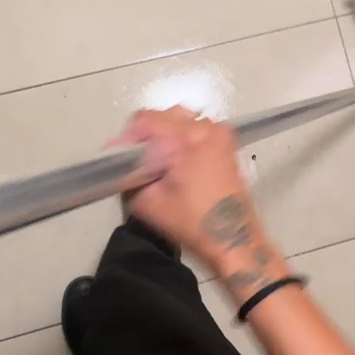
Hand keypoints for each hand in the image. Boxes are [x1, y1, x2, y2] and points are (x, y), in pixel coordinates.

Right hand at [115, 108, 289, 301]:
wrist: (234, 238)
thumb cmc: (191, 222)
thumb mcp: (146, 202)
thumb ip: (128, 176)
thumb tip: (120, 161)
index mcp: (185, 137)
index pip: (144, 119)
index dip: (128, 138)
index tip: (122, 159)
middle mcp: (205, 127)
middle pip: (164, 116)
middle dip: (147, 135)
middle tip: (139, 162)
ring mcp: (220, 134)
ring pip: (182, 121)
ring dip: (167, 137)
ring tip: (160, 164)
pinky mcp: (227, 145)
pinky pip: (198, 131)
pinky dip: (184, 141)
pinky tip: (178, 165)